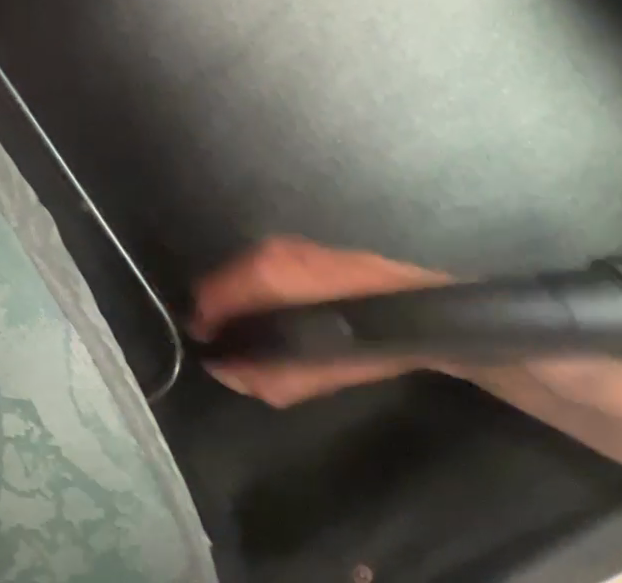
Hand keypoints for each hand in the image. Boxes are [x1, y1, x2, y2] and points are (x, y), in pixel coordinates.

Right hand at [191, 236, 453, 406]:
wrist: (419, 314)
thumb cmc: (360, 344)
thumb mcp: (306, 376)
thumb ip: (257, 375)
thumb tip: (223, 369)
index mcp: (261, 272)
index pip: (206, 295)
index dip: (203, 327)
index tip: (211, 353)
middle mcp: (266, 250)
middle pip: (221, 283)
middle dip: (223, 317)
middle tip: (237, 352)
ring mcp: (285, 245)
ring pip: (241, 277)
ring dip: (242, 306)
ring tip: (263, 340)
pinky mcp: (304, 250)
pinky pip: (264, 273)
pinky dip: (261, 296)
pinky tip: (286, 321)